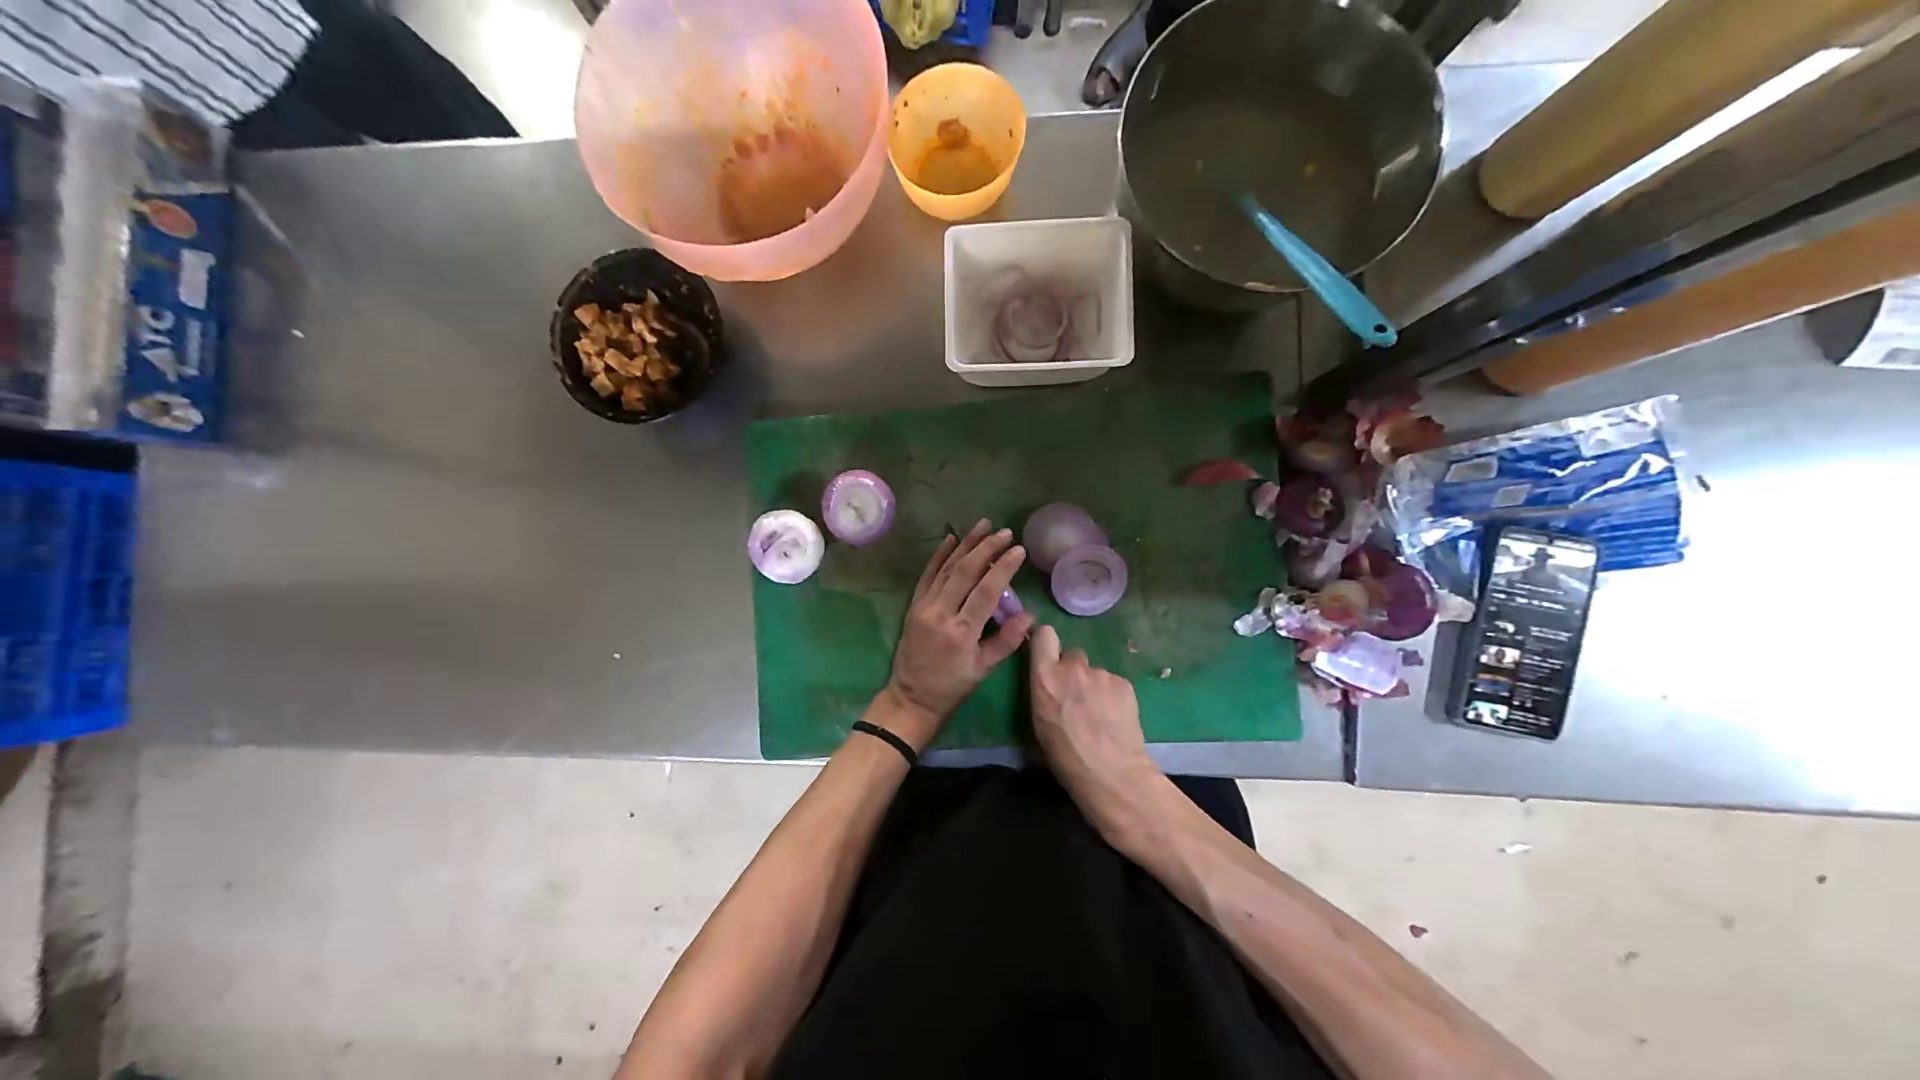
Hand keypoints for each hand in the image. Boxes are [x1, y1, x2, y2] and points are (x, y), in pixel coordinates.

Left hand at [880, 520, 1035, 748]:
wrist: (912, 697)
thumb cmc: (953, 686)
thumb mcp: (984, 669)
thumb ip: (1006, 641)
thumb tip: (1029, 615)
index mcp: (962, 631)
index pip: (986, 591)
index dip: (1003, 568)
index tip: (1018, 550)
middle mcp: (941, 613)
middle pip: (966, 572)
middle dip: (987, 548)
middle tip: (1006, 532)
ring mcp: (924, 606)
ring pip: (947, 568)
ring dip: (966, 544)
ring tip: (983, 525)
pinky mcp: (914, 605)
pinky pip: (928, 574)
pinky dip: (939, 555)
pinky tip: (952, 538)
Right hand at [1029, 625, 1162, 839]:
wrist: (1110, 772)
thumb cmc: (1064, 756)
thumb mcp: (1038, 725)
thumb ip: (1043, 696)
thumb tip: (1048, 693)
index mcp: (1044, 677)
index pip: (1044, 635)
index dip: (1047, 643)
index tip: (1048, 655)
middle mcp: (1072, 668)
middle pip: (1072, 655)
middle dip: (1073, 671)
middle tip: (1078, 697)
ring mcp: (1101, 674)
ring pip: (1095, 673)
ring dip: (1095, 687)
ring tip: (1100, 715)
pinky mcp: (1124, 684)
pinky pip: (1114, 684)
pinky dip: (1114, 696)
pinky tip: (1115, 718)